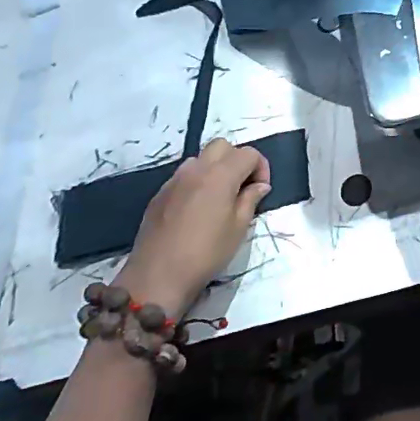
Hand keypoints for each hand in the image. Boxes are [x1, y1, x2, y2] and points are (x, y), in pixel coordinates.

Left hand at [121, 138, 270, 317]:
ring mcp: (174, 180)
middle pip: (222, 146)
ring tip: (220, 198)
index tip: (261, 190)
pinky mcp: (160, 193)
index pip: (248, 153)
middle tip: (243, 187)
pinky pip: (184, 176)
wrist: (159, 274)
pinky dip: (197, 182)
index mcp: (220, 175)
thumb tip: (259, 186)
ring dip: (215, 169)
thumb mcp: (238, 228)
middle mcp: (196, 169)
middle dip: (237, 160)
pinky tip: (198, 210)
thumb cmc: (207, 252)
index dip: (261, 167)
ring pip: (200, 159)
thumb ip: (250, 200)